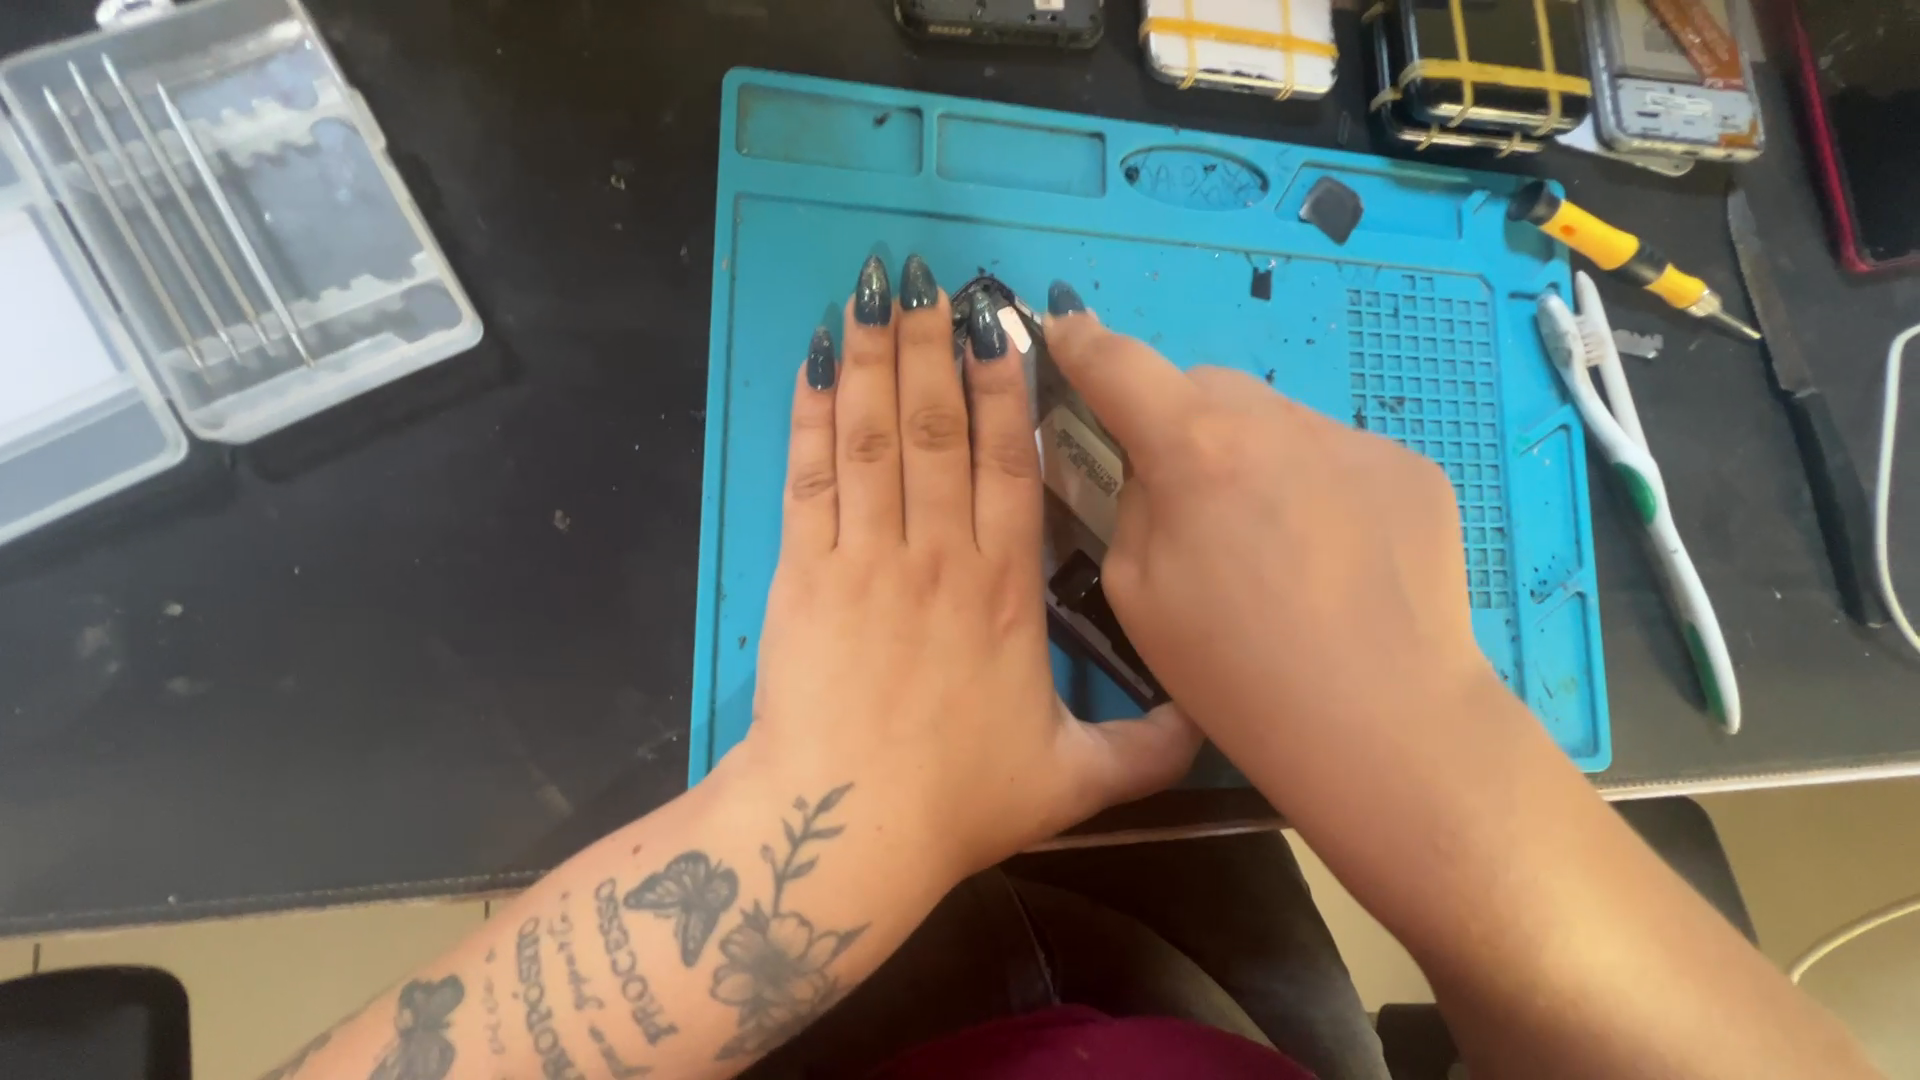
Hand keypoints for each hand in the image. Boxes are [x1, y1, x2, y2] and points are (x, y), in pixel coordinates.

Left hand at [739, 257, 1200, 882]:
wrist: (846, 830)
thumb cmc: (957, 801)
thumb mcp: (1073, 783)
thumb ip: (1148, 750)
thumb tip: (1211, 726)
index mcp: (1005, 589)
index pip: (1009, 464)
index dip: (1003, 387)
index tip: (998, 324)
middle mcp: (937, 554)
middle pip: (936, 428)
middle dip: (931, 346)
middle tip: (927, 278)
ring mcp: (863, 556)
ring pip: (872, 437)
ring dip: (874, 359)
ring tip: (872, 291)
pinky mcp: (801, 571)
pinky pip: (807, 478)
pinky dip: (809, 417)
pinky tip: (813, 363)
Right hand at [1041, 286, 1492, 768]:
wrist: (1385, 730)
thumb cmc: (1234, 673)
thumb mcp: (1135, 592)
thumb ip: (1131, 504)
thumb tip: (1153, 468)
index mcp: (1196, 451)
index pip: (1121, 367)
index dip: (1083, 345)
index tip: (1065, 329)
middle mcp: (1278, 421)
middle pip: (1204, 387)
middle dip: (1177, 420)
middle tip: (1181, 492)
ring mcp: (1355, 439)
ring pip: (1272, 420)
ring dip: (1247, 454)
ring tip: (1266, 541)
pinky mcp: (1411, 468)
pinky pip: (1333, 455)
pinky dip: (1310, 485)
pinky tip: (1327, 556)